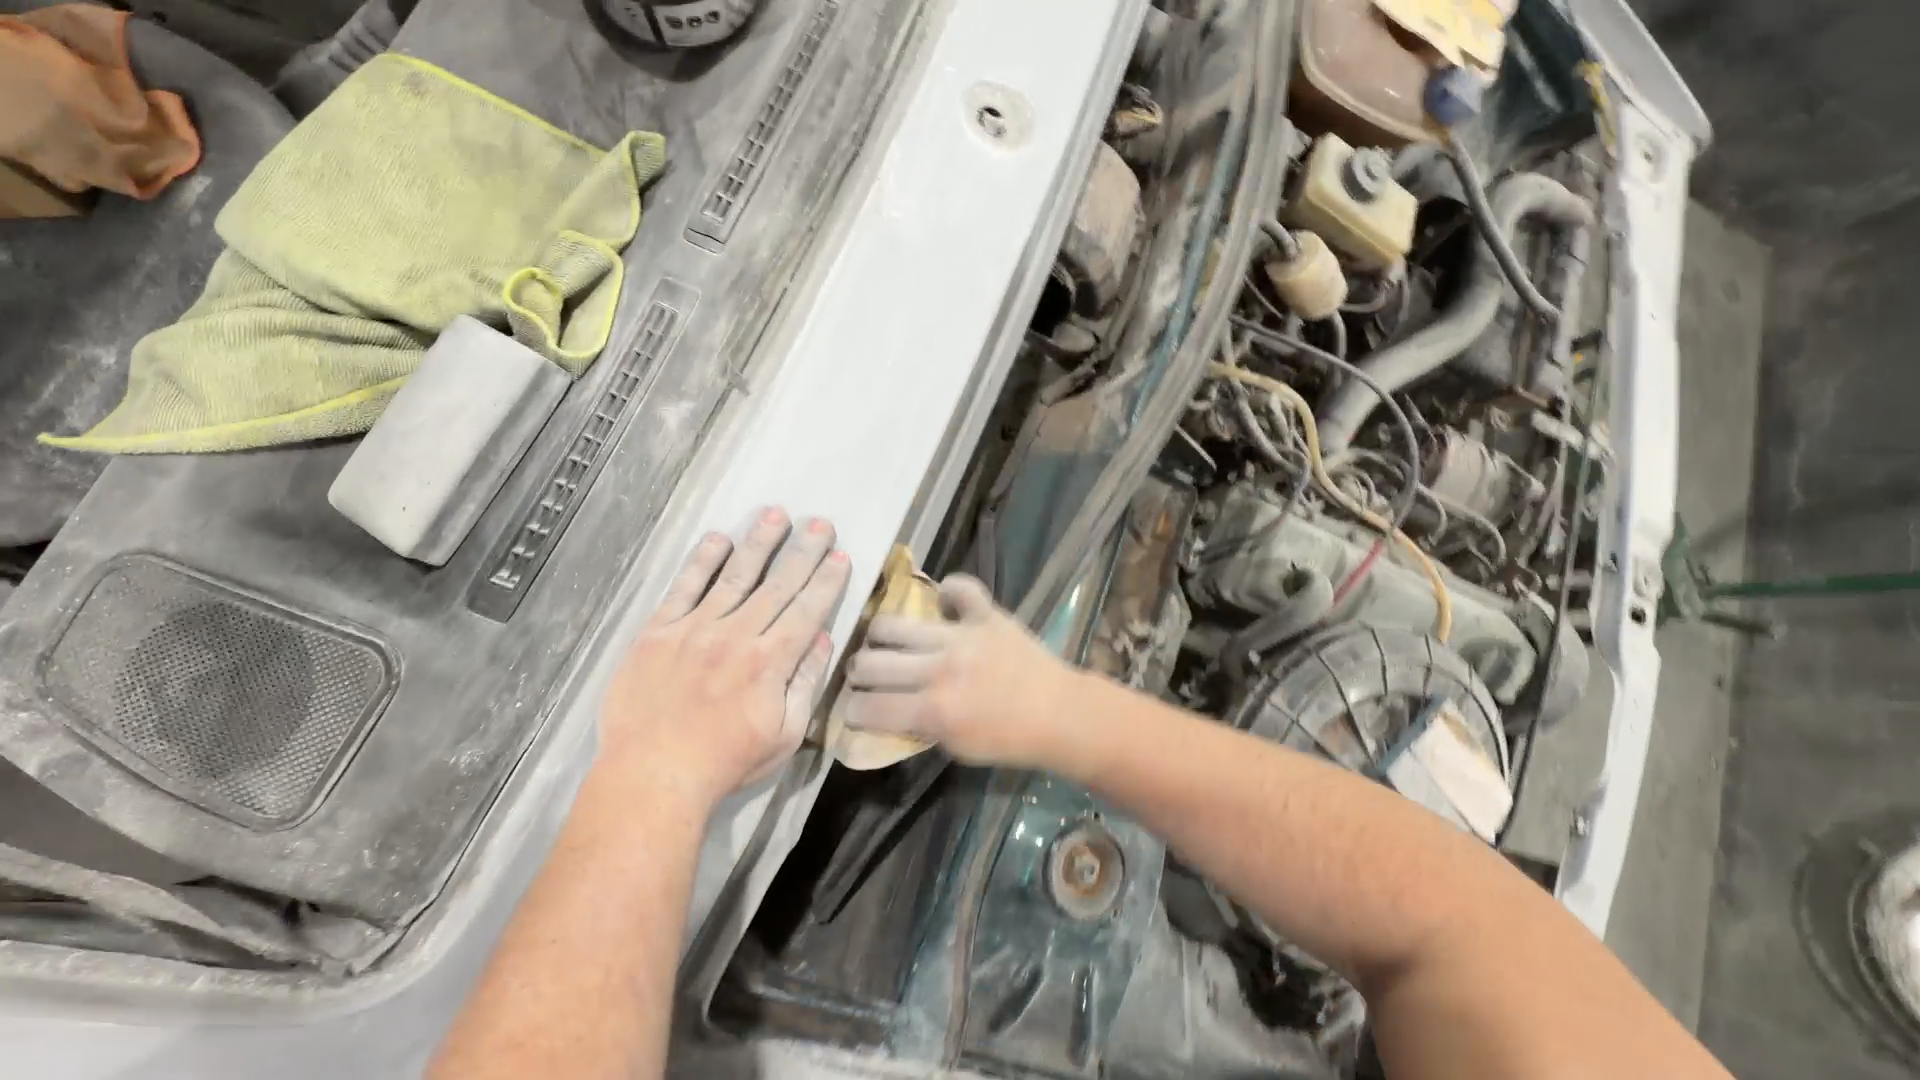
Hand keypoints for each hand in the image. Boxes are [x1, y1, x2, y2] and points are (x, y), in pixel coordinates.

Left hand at [599, 508, 850, 805]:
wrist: (652, 773)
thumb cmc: (725, 763)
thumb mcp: (784, 735)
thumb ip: (805, 684)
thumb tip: (822, 642)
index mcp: (770, 662)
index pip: (808, 610)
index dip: (827, 581)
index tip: (840, 556)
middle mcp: (736, 635)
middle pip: (777, 584)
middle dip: (803, 551)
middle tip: (819, 523)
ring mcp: (694, 629)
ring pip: (734, 576)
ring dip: (758, 543)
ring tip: (775, 513)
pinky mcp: (658, 632)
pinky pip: (684, 587)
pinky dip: (701, 562)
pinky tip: (717, 539)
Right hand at [842, 574, 1083, 767]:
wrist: (1060, 715)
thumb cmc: (1007, 740)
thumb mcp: (956, 748)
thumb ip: (917, 727)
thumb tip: (882, 710)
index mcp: (933, 710)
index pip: (868, 707)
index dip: (851, 711)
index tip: (851, 709)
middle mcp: (940, 670)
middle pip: (871, 663)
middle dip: (857, 674)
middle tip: (861, 675)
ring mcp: (962, 636)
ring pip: (896, 623)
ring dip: (881, 635)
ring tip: (885, 641)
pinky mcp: (987, 615)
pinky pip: (961, 588)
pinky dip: (947, 592)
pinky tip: (940, 603)